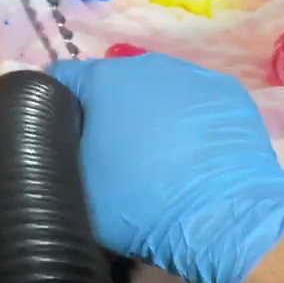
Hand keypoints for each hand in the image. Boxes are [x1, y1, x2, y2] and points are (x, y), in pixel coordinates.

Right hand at [45, 54, 283, 282]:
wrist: (223, 218)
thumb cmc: (140, 203)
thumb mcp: (78, 189)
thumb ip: (59, 154)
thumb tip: (59, 143)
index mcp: (103, 79)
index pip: (61, 79)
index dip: (53, 107)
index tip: (56, 136)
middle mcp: (148, 64)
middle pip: (113, 83)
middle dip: (107, 112)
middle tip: (111, 155)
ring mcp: (194, 74)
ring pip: (158, 90)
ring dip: (151, 115)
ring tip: (158, 157)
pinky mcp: (230, 93)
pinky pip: (196, 102)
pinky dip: (190, 121)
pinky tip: (195, 155)